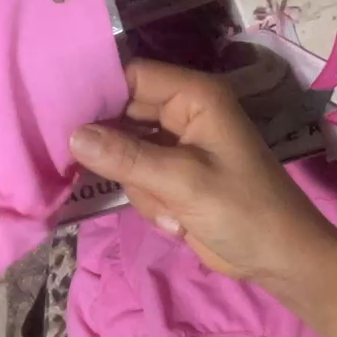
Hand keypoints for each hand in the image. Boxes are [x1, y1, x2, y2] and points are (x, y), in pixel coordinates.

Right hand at [69, 60, 336, 285]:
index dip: (97, 89)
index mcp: (194, 96)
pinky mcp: (171, 175)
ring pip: (123, 152)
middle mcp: (182, 113)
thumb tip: (73, 135)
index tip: (56, 108)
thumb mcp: (182, 181)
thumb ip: (126, 157)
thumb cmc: (243, 209)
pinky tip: (176, 220)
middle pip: (121, 114)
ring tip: (172, 208)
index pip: (132, 76)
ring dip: (139, 184)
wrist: (280, 259)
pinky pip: (135, 177)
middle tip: (88, 167)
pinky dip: (148, 200)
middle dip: (115, 148)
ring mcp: (175, 146)